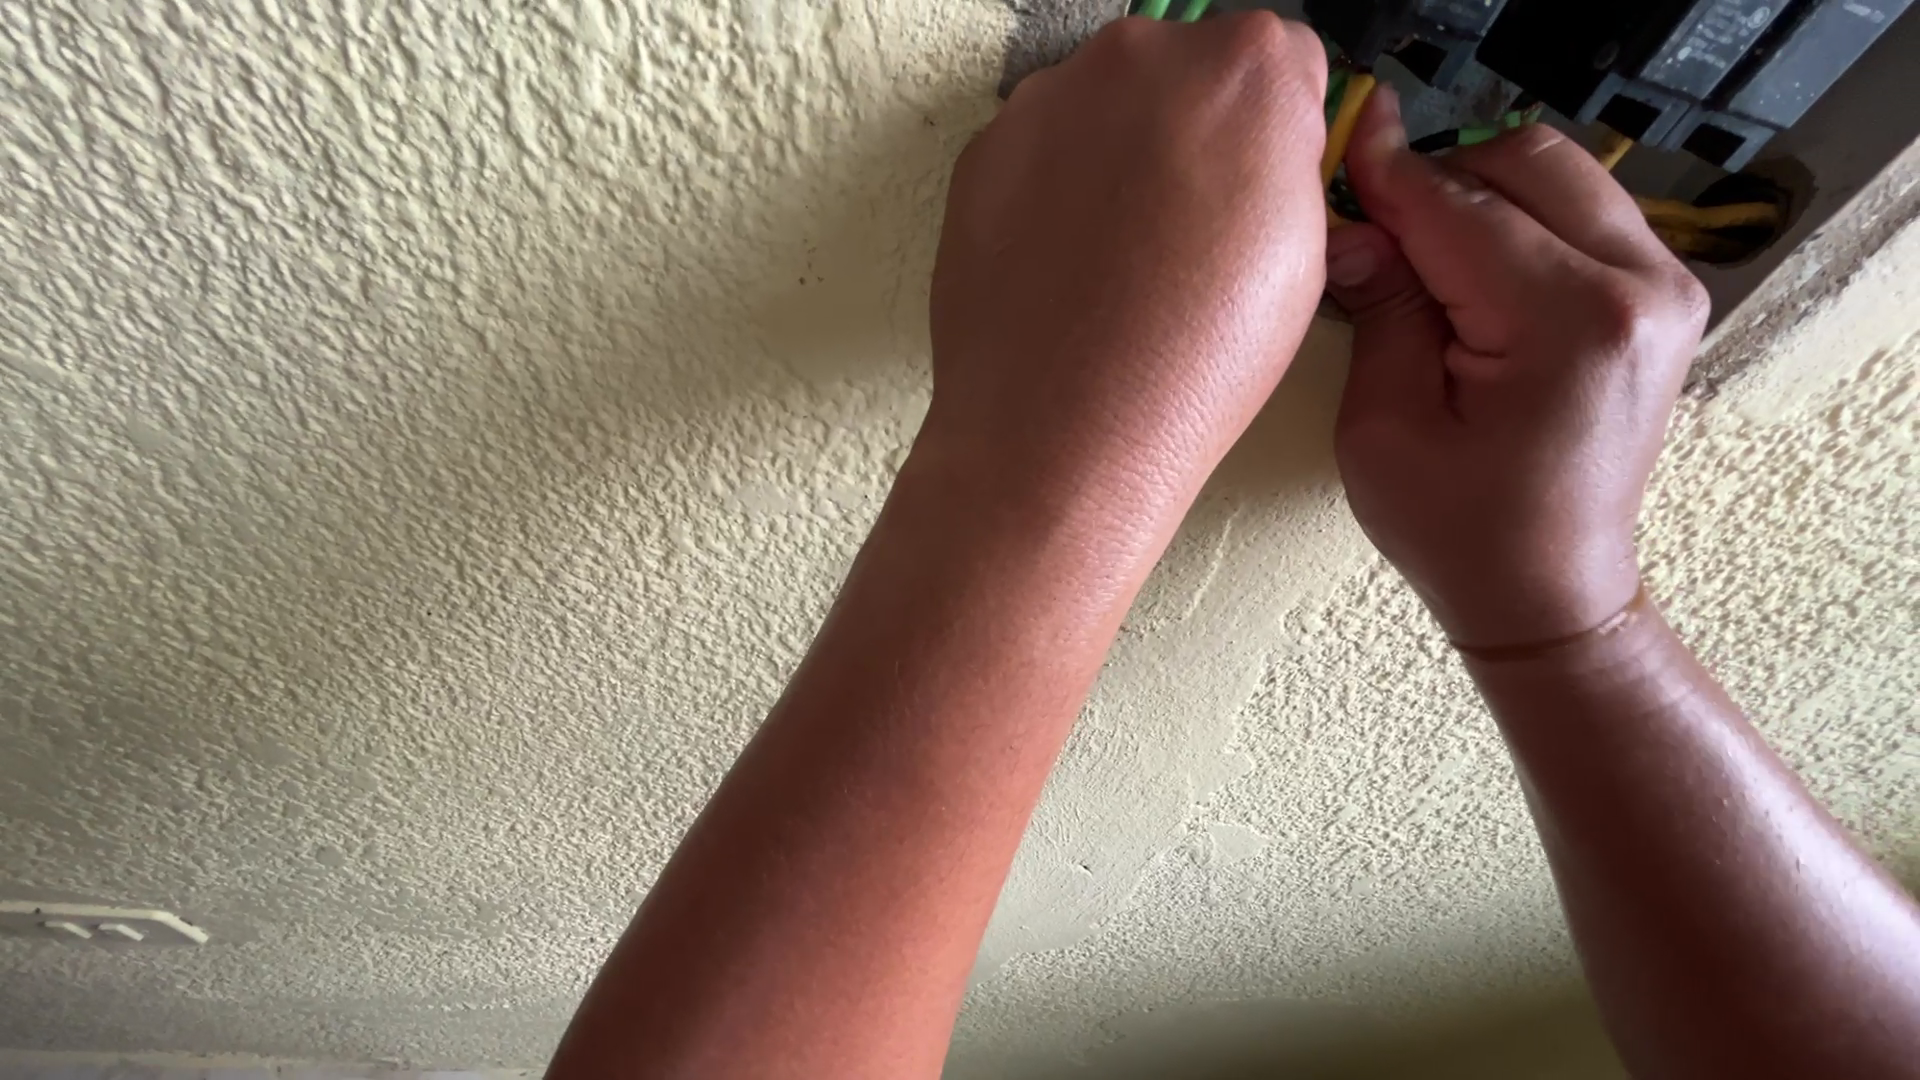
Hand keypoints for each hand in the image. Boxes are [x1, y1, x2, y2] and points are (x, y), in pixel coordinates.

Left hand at [924, 13, 1328, 531]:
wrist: (1061, 432)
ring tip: (1104, 264)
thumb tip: (1256, 155)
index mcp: (1246, 70)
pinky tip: (1055, 268)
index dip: (1267, 144)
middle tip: (1171, 235)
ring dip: (1110, 163)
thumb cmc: (1188, 366)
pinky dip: (1046, 193)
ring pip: (1100, 113)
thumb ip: (1281, 168)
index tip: (1244, 197)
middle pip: (1182, 78)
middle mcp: (1139, 57)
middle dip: (1185, 140)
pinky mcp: (981, 154)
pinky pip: (1034, 155)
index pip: (1278, 68)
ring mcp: (1045, 102)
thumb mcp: (1300, 260)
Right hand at [1324, 89, 1709, 648]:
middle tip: (1370, 227)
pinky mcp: (1656, 300)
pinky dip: (1511, 221)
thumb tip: (1357, 232)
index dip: (1390, 176)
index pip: (1460, 211)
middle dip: (1436, 179)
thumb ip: (1381, 312)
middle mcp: (1641, 285)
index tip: (1345, 137)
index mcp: (1567, 322)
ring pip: (1560, 178)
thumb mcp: (1381, 425)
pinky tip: (1461, 270)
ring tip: (1409, 254)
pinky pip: (1579, 216)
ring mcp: (1664, 288)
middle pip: (1527, 164)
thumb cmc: (1451, 523)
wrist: (1543, 585)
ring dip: (1474, 196)